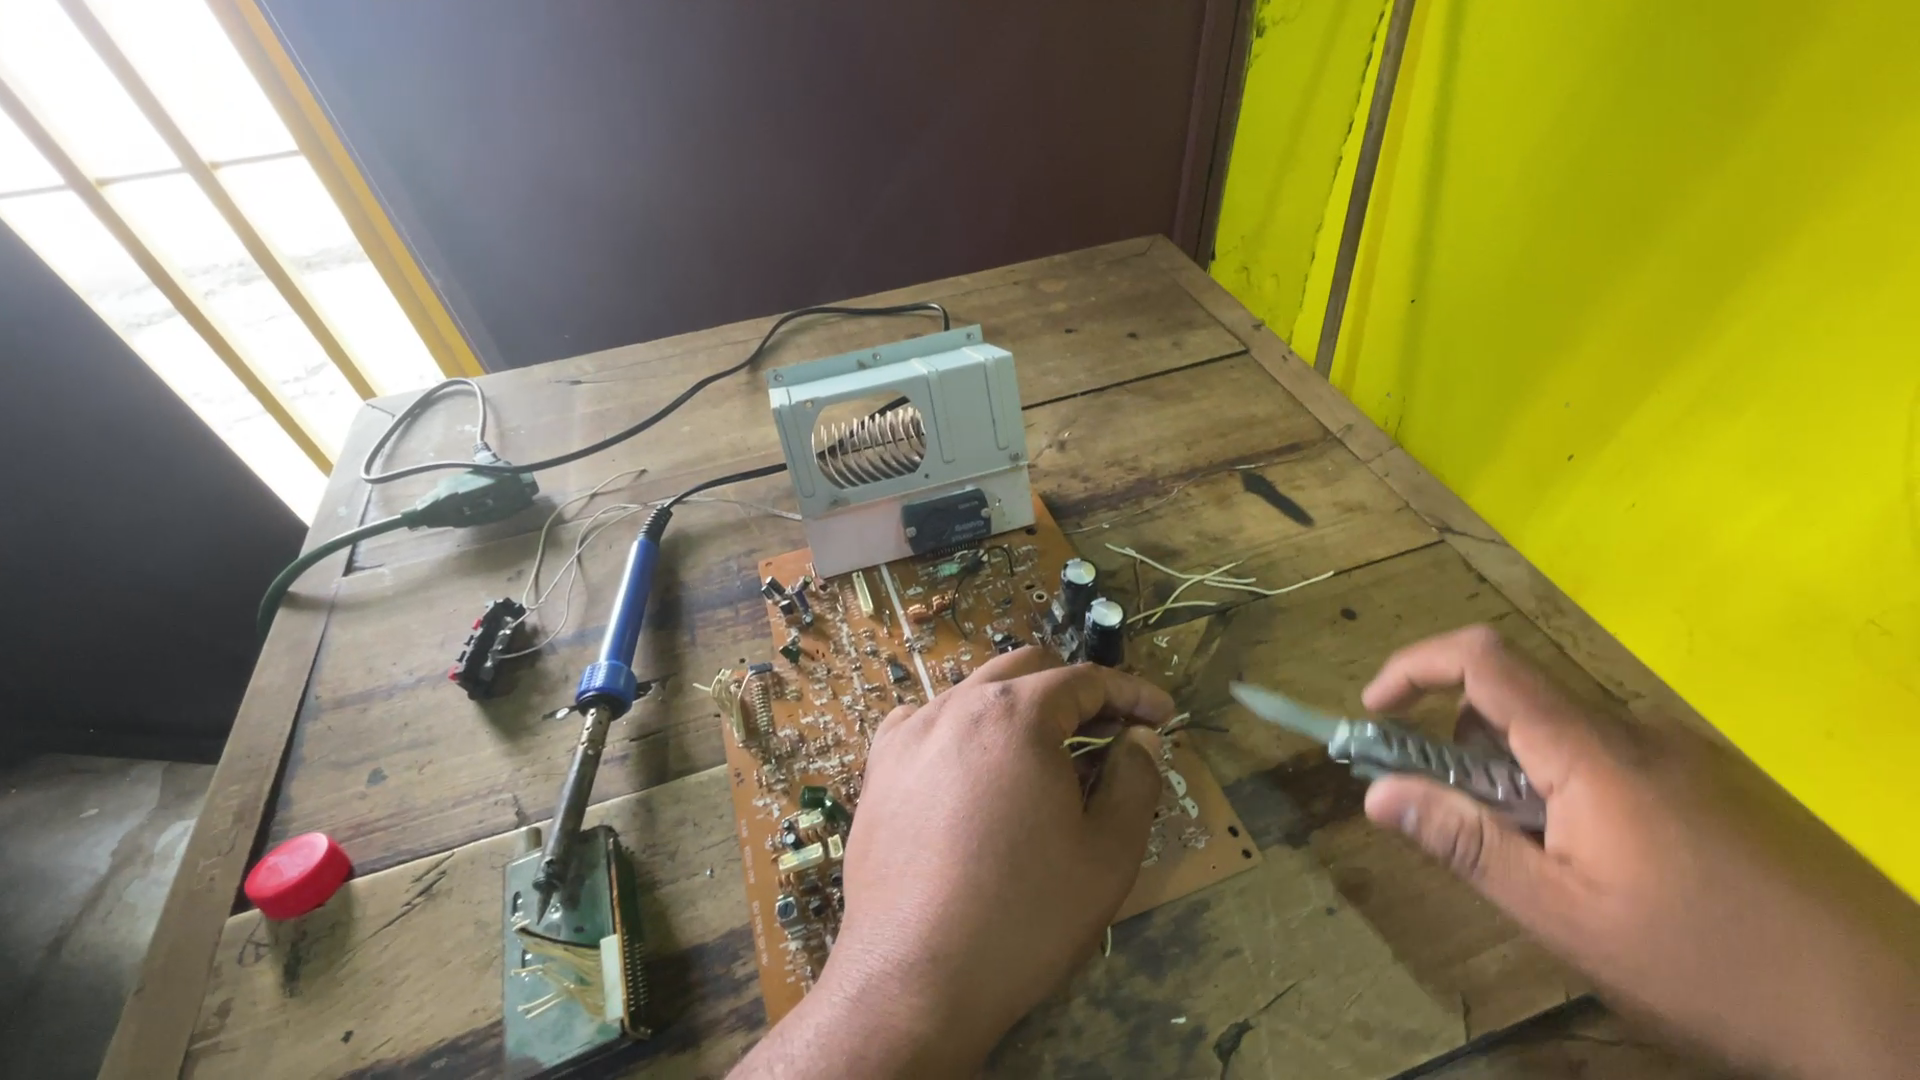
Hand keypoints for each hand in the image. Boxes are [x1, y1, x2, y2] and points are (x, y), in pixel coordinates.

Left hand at [731, 647, 1173, 1077]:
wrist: (915, 978)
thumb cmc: (1025, 915)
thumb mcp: (1109, 852)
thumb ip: (1135, 780)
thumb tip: (1139, 739)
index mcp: (1015, 714)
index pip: (1084, 680)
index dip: (1132, 692)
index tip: (1162, 715)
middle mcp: (956, 706)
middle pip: (1027, 670)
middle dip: (1076, 691)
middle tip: (1110, 732)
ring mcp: (909, 734)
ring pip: (975, 692)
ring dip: (1020, 708)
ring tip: (1047, 755)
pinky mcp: (880, 768)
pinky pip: (928, 723)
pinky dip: (965, 729)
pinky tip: (976, 770)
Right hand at [1361, 625, 1919, 1079]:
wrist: (1903, 1018)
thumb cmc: (1711, 966)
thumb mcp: (1565, 916)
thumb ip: (1466, 843)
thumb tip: (1376, 793)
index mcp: (1592, 753)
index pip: (1483, 659)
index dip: (1414, 667)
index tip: (1375, 710)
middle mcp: (1637, 731)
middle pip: (1515, 697)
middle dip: (1460, 745)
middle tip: (1462, 820)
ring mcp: (1684, 752)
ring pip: (1561, 730)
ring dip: (1516, 772)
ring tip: (1542, 858)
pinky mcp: (1715, 780)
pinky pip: (1609, 754)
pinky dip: (1566, 784)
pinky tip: (1603, 861)